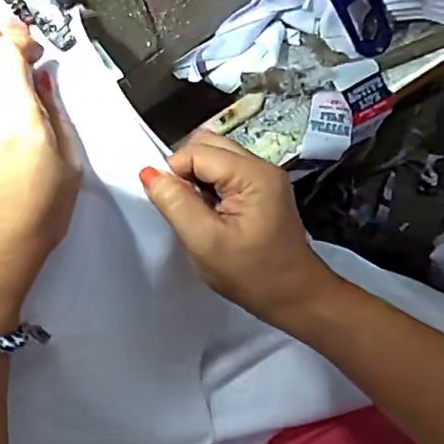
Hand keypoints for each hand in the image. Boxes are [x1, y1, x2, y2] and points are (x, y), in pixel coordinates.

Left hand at [0, 25, 81, 334]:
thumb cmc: (36, 220)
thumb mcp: (69, 169)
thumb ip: (56, 116)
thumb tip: (43, 83)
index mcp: (15, 117)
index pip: (2, 50)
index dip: (16, 37)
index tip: (31, 44)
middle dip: (3, 49)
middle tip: (27, 60)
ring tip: (14, 94)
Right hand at [140, 131, 339, 327]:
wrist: (295, 298)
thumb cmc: (253, 275)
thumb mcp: (204, 242)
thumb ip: (174, 203)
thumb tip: (149, 173)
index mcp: (253, 174)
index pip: (196, 152)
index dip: (174, 174)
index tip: (173, 207)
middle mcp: (261, 167)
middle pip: (207, 146)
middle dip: (184, 172)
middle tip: (184, 209)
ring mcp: (263, 178)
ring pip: (214, 158)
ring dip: (196, 181)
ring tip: (199, 215)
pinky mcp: (261, 190)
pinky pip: (224, 174)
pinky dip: (208, 189)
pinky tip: (210, 216)